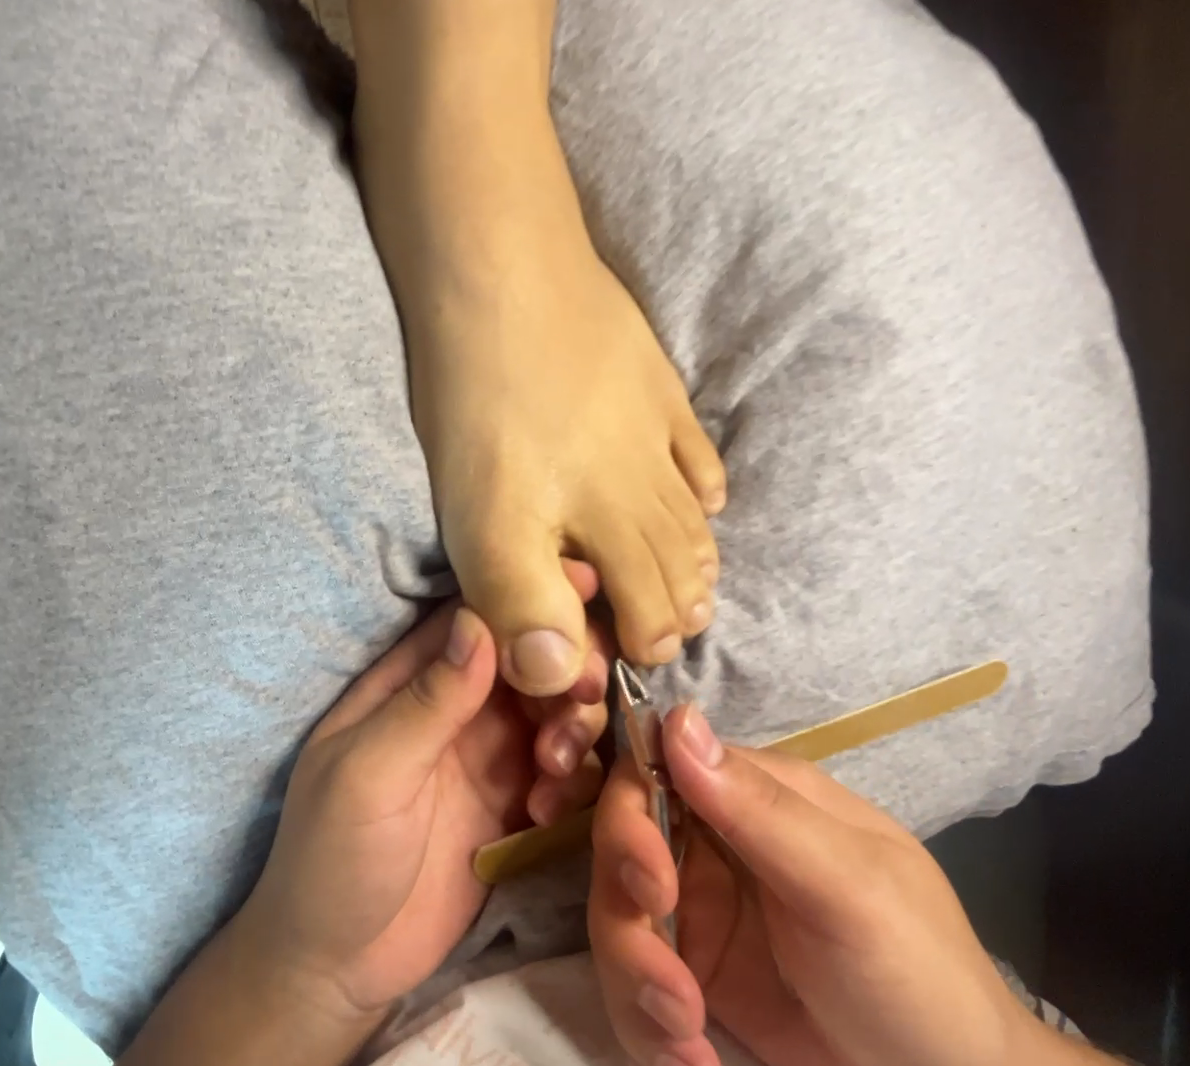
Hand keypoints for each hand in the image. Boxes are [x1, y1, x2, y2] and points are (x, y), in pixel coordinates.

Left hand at [231, 584, 604, 1024]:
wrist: (338, 965)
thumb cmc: (334, 856)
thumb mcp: (370, 773)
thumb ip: (426, 702)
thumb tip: (479, 621)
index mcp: (403, 685)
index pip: (470, 620)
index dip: (525, 598)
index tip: (585, 586)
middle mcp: (450, 711)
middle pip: (524, 662)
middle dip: (562, 668)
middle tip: (584, 692)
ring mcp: (482, 759)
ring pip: (550, 712)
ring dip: (570, 725)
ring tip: (555, 765)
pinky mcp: (509, 807)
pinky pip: (559, 771)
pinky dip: (568, 778)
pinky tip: (546, 809)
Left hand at [348, 0, 724, 697]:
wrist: (499, 265)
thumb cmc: (481, 402)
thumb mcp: (483, 518)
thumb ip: (524, 601)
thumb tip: (562, 677)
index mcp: (610, 523)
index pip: (650, 609)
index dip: (644, 645)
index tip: (636, 662)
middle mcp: (649, 482)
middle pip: (680, 564)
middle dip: (676, 609)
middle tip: (670, 634)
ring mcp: (657, 426)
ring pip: (693, 513)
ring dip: (695, 558)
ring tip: (694, 587)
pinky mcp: (651, 379)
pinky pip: (696, 448)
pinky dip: (703, 486)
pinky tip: (708, 496)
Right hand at [589, 706, 1093, 1065]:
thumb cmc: (919, 975)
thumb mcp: (850, 888)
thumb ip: (761, 809)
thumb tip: (677, 717)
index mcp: (752, 800)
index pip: (652, 775)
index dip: (628, 822)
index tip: (648, 888)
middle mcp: (710, 845)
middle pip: (617, 855)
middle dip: (629, 925)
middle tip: (672, 992)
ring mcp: (695, 912)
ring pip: (615, 925)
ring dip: (637, 989)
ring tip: (687, 1044)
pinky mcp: (687, 973)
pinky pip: (631, 987)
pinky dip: (648, 1030)